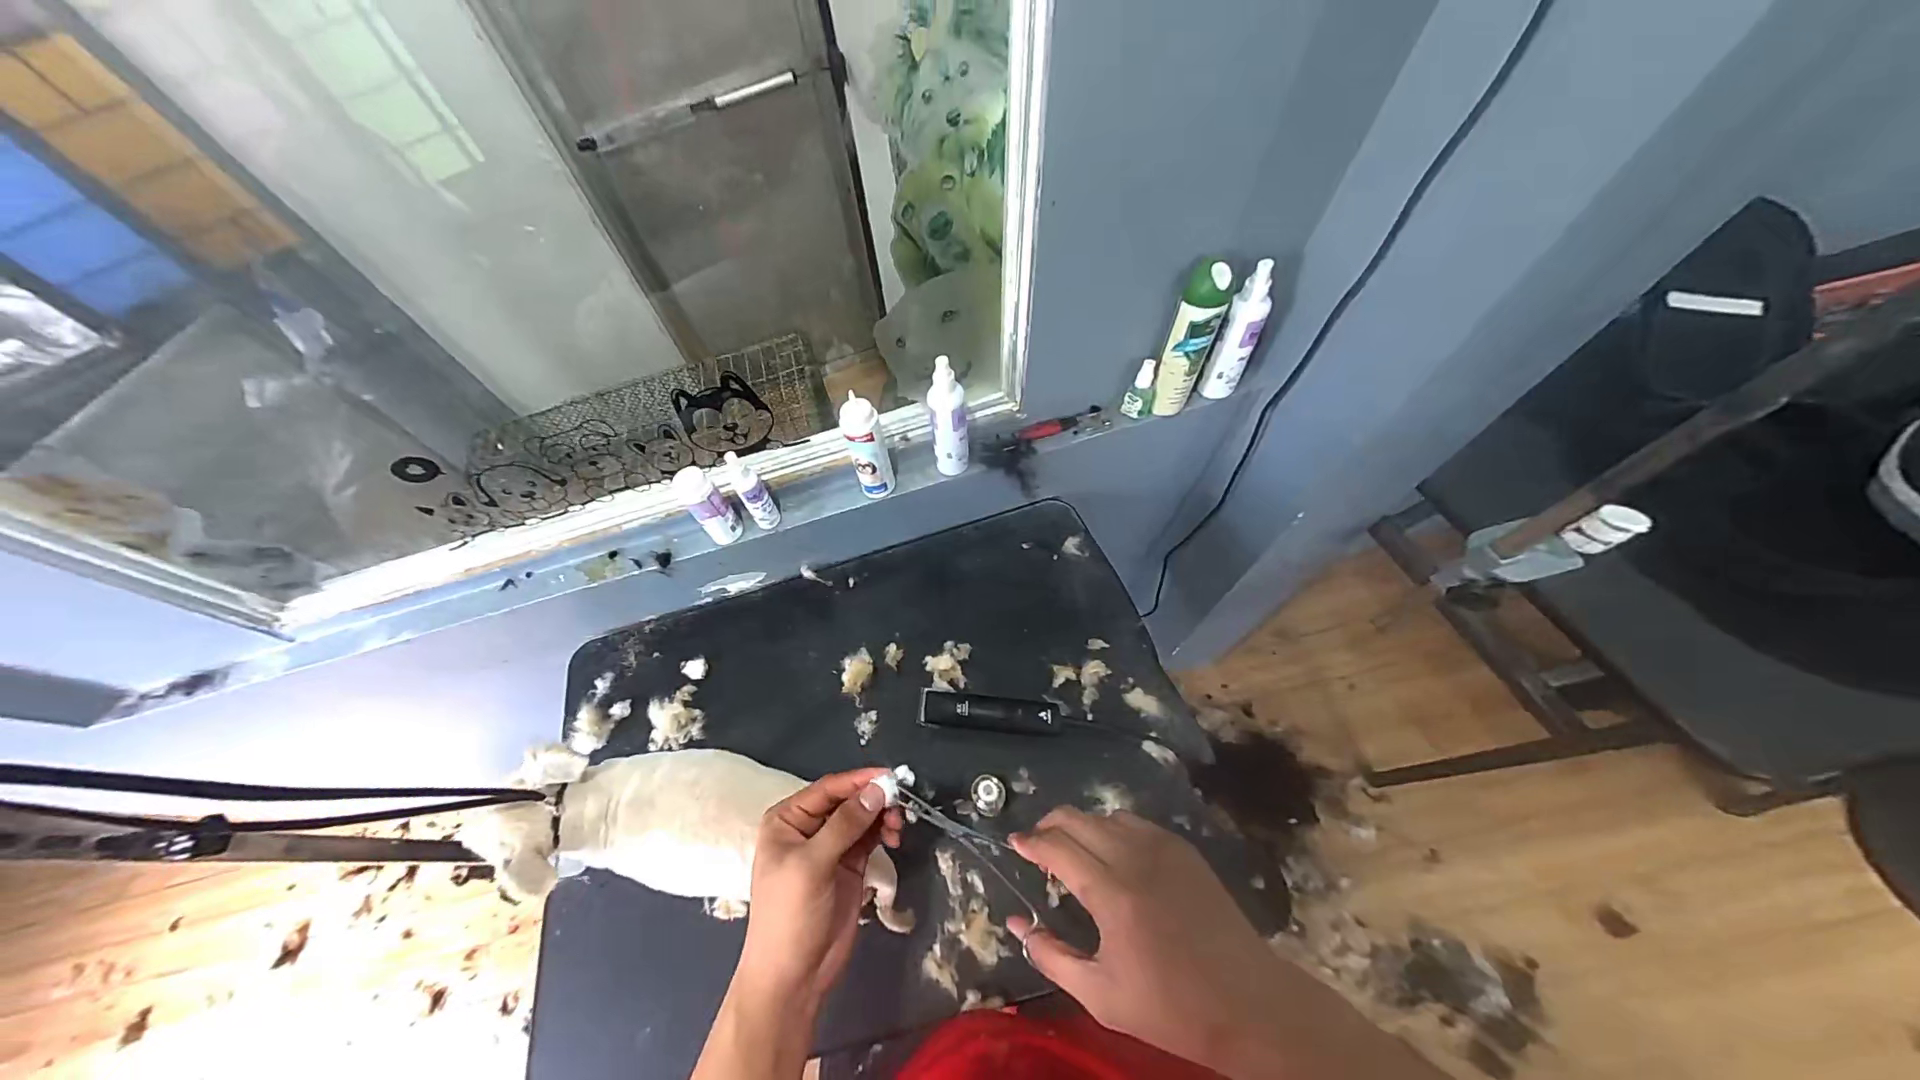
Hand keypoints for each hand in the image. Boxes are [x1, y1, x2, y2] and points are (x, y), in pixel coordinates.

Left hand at [695, 768, 904, 1079]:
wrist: (793, 977)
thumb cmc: (790, 915)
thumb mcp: (813, 865)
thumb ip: (846, 824)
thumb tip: (878, 788)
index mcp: (788, 819)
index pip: (829, 788)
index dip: (859, 780)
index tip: (892, 776)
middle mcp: (809, 827)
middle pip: (849, 800)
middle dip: (875, 799)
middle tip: (900, 808)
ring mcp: (831, 847)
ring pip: (863, 817)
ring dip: (883, 816)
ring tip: (897, 829)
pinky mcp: (850, 865)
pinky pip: (870, 837)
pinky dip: (884, 832)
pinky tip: (894, 838)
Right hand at [1007, 808, 1444, 1079]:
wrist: (1250, 1004)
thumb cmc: (1172, 1008)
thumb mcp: (1101, 995)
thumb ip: (1051, 956)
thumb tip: (1016, 925)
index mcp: (1112, 894)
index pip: (1057, 847)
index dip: (1030, 842)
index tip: (1013, 843)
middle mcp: (1135, 858)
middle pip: (1078, 819)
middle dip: (1049, 825)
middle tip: (1036, 844)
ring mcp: (1164, 848)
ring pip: (1106, 815)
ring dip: (1081, 824)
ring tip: (1071, 849)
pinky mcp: (1185, 850)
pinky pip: (1136, 822)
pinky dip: (1112, 827)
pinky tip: (1111, 851)